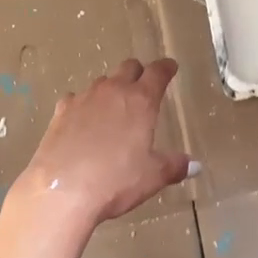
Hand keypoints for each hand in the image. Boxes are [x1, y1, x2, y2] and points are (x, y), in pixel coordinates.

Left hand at [13, 58, 191, 225]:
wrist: (62, 191)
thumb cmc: (115, 181)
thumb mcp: (151, 177)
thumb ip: (174, 166)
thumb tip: (195, 165)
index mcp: (140, 101)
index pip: (157, 72)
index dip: (166, 68)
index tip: (170, 66)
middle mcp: (113, 90)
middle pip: (128, 67)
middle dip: (138, 73)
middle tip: (142, 86)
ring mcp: (85, 97)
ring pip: (103, 81)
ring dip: (111, 89)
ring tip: (113, 108)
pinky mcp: (61, 110)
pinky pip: (76, 98)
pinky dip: (83, 105)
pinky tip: (81, 121)